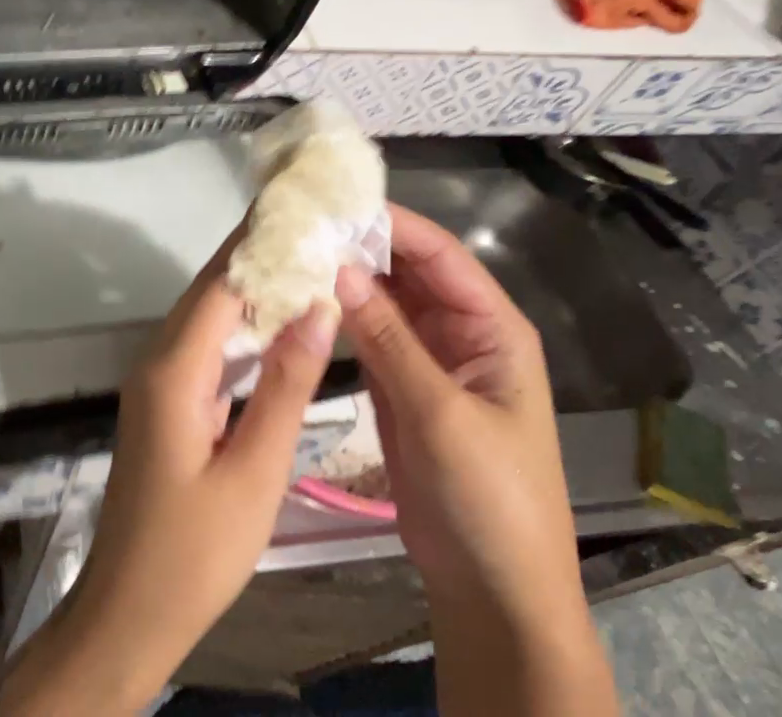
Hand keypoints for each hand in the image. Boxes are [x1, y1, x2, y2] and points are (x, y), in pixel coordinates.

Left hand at [0, 234, 338, 715]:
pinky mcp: (166, 407)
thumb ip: (286, 387)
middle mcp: (157, 364)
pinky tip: (279, 326)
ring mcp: (157, 386)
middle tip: (314, 224)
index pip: (219, 286)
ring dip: (252, 292)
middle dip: (258, 257)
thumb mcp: (254, 471)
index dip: (258, 243)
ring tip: (309, 260)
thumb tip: (320, 309)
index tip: (298, 204)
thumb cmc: (196, 550)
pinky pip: (205, 352)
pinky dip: (242, 333)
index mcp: (173, 371)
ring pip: (207, 321)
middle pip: (209, 295)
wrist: (131, 608)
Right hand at [336, 205, 615, 716]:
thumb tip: (338, 269)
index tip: (332, 200)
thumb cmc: (489, 495)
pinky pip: (367, 339)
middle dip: (359, 246)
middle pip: (407, 273)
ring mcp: (425, 361)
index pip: (439, 256)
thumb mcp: (441, 412)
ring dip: (343, 281)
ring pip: (382, 304)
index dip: (390, 224)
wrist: (490, 581)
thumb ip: (388, 339)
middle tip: (297, 223)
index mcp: (492, 328)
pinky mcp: (397, 388)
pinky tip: (299, 302)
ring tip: (288, 252)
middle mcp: (460, 334)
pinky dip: (337, 320)